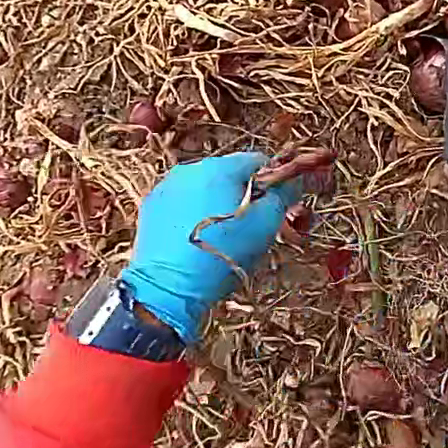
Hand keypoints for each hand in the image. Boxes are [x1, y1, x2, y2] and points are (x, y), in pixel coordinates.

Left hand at [119, 152, 300, 341]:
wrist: (171, 286)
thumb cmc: (226, 251)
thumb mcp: (267, 222)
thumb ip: (284, 194)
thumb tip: (295, 179)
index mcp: (219, 167)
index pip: (260, 161)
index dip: (277, 184)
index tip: (283, 208)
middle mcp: (190, 169)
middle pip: (233, 175)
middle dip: (251, 197)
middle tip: (262, 226)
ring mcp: (167, 188)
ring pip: (209, 189)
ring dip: (226, 206)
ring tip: (232, 236)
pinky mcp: (152, 208)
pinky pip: (187, 204)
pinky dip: (201, 215)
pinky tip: (207, 239)